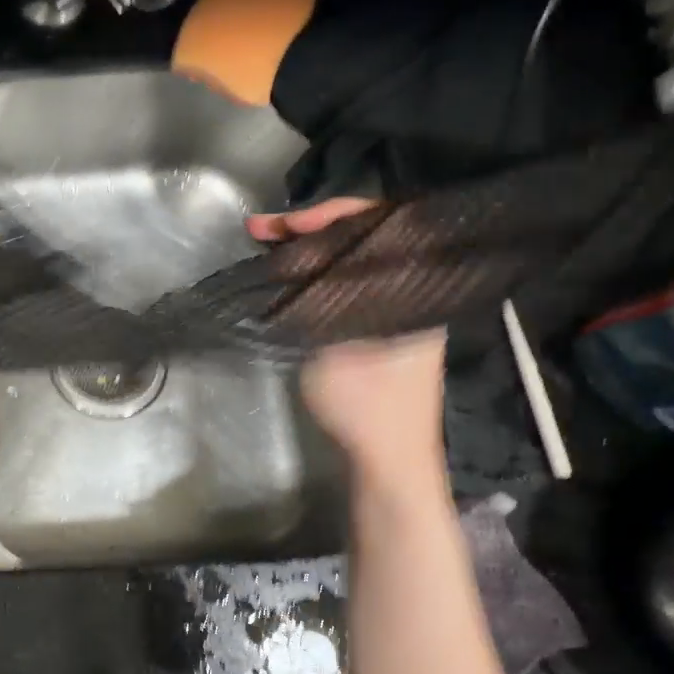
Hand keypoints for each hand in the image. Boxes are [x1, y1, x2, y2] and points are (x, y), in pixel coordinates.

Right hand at [248, 199, 445, 478]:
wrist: (388, 457)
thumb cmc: (366, 406)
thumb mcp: (334, 346)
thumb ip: (321, 299)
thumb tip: (296, 261)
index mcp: (414, 287)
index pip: (376, 224)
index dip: (325, 216)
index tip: (280, 226)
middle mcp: (412, 289)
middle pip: (364, 236)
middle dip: (310, 227)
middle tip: (259, 230)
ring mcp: (398, 308)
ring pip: (354, 259)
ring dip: (310, 249)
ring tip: (265, 244)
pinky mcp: (381, 326)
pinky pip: (350, 281)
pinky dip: (318, 271)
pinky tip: (289, 274)